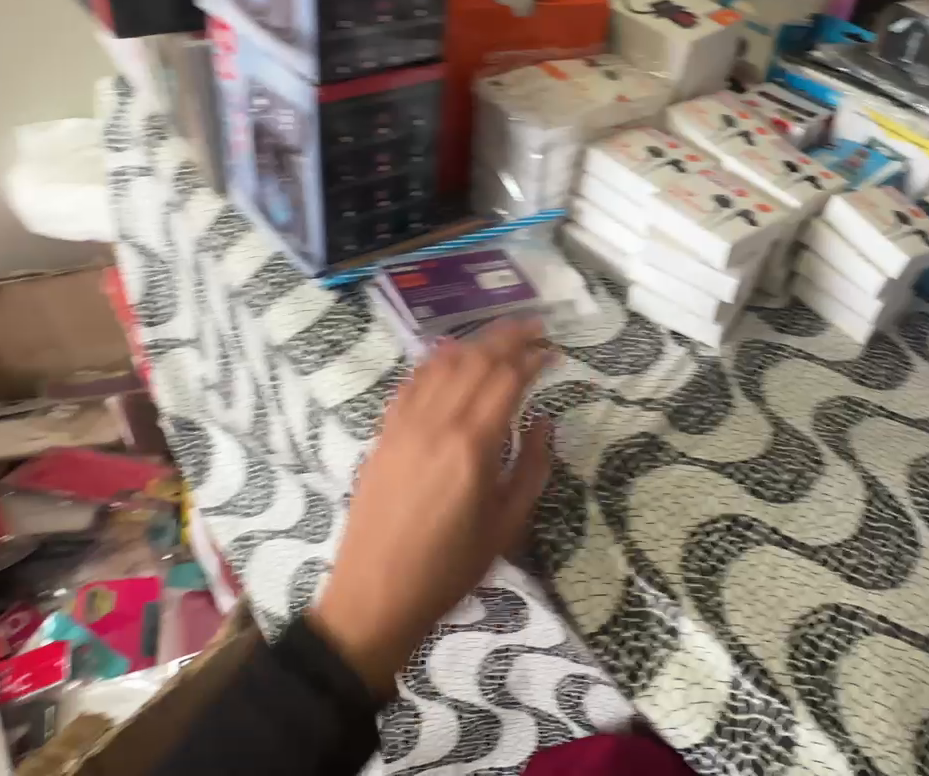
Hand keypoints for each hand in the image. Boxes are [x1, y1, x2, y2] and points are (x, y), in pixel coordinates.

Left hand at [312, 319, 553, 697]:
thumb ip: (532, 466)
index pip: (507, 378)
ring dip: (474, 343)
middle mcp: (437, 423)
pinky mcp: (383, 435)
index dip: (534, 358)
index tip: (554, 353)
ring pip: (442, 364)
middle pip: (476, 359)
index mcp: (473, 446)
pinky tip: (451, 357)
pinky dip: (436, 362)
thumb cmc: (450, 568)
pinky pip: (411, 383)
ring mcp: (404, 425)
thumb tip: (544, 421)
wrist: (374, 599)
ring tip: (500, 338)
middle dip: (509, 337)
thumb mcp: (507, 524)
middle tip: (536, 330)